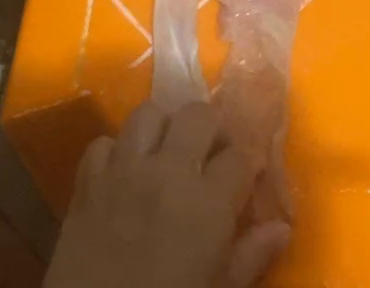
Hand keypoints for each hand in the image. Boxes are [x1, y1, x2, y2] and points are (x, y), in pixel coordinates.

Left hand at [44, 100, 276, 287]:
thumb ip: (250, 257)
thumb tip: (282, 229)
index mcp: (207, 202)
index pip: (240, 155)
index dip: (249, 160)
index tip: (249, 171)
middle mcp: (167, 171)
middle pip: (198, 116)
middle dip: (212, 128)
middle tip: (212, 154)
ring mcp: (124, 170)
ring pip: (149, 113)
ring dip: (163, 127)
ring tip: (168, 152)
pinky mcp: (87, 179)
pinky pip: (104, 142)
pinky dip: (116, 151)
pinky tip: (124, 173)